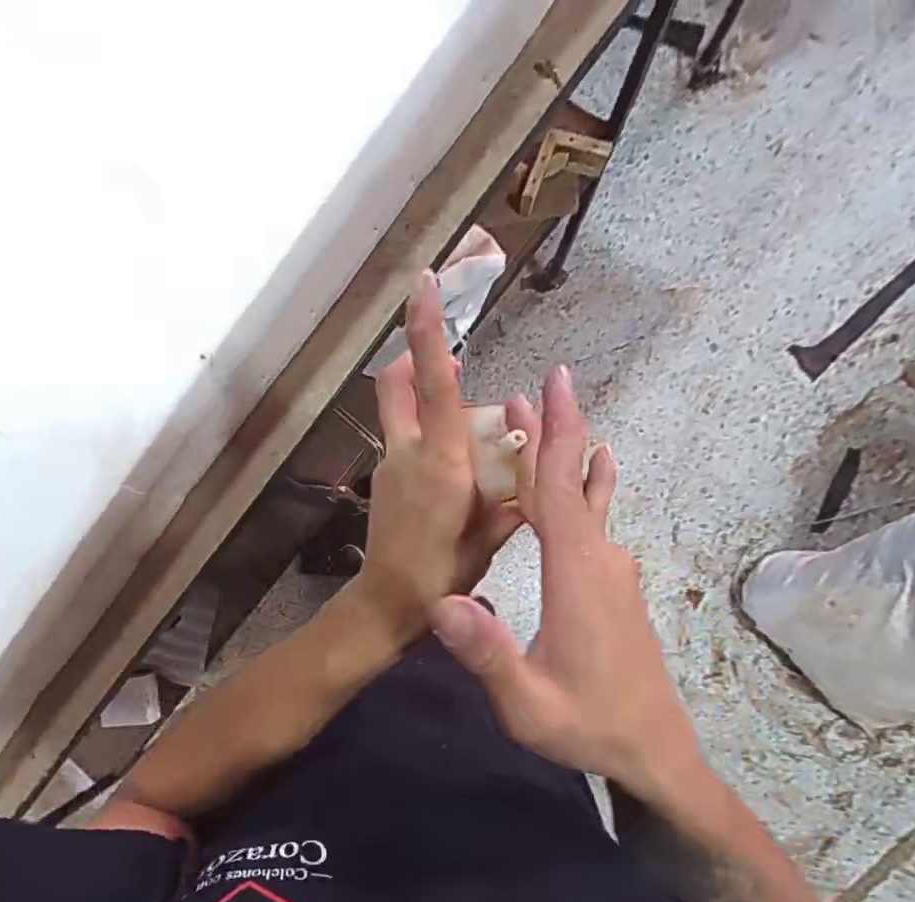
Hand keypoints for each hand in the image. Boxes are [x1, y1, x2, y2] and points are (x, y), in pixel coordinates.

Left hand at [358, 272, 522, 634]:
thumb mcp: (490, 537)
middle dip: (418, 355)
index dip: (427, 331)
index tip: (425, 285)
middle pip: (399, 383)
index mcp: (442, 463)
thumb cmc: (445, 573)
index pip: (434, 383)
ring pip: (402, 411)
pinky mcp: (384, 479)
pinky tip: (451, 472)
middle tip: (454, 359)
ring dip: (427, 401)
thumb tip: (531, 478)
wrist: (388, 604)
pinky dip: (427, 438)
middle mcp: (409, 453)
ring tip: (468, 437)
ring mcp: (389, 465)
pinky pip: (405, 441)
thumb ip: (512, 500)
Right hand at [426, 365, 701, 800]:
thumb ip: (488, 655)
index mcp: (576, 577)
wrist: (656, 750)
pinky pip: (595, 523)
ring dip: (571, 455)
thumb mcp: (528, 705)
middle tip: (542, 384)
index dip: (551, 436)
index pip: (560, 491)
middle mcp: (601, 561)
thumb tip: (442, 602)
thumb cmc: (589, 726)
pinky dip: (585, 489)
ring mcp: (614, 573)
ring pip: (589, 500)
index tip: (547, 386)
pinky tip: (595, 476)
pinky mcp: (616, 587)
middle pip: (576, 483)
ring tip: (558, 418)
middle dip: (559, 431)